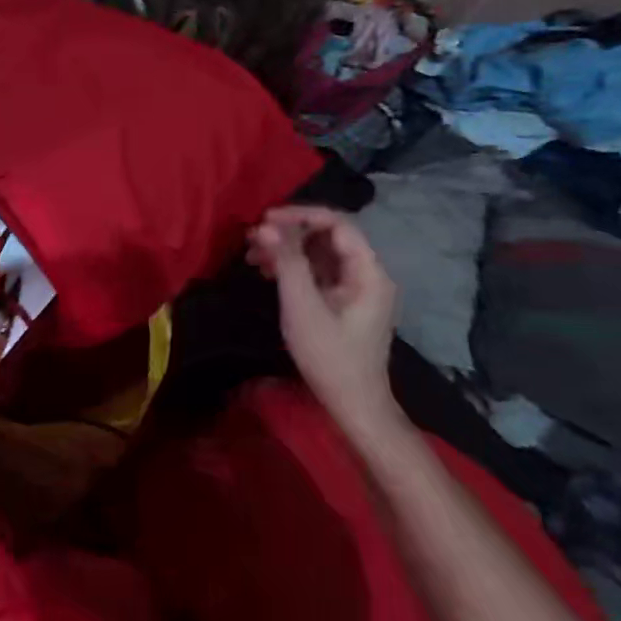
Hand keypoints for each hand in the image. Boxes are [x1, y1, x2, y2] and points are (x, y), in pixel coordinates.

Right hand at [248, 206, 401, 440]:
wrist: (353, 404)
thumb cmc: (330, 356)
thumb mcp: (303, 306)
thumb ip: (286, 262)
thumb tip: (264, 227)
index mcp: (368, 272)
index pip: (337, 224)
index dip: (300, 216)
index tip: (264, 220)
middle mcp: (367, 274)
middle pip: (327, 236)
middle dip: (288, 232)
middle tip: (251, 237)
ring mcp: (355, 288)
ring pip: (319, 253)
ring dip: (286, 248)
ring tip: (251, 253)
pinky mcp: (342, 302)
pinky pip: (317, 271)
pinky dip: (291, 266)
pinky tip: (265, 271)